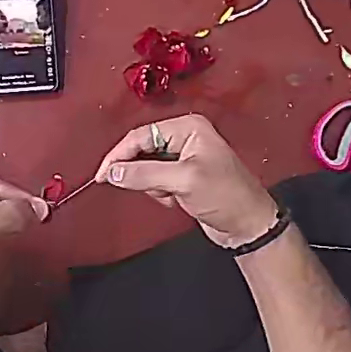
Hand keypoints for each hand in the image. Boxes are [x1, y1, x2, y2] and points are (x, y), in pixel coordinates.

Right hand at [95, 114, 279, 248]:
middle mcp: (185, 137)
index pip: (141, 135)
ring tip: (173, 196)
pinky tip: (177, 200)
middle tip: (151, 190)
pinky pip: (156, 180)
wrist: (247, 225)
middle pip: (142, 150)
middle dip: (141, 173)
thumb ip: (144, 174)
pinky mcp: (183, 175)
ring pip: (146, 168)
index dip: (119, 155)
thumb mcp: (183, 181)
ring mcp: (184, 157)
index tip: (103, 175)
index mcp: (187, 127)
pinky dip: (161, 193)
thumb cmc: (225, 196)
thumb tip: (112, 172)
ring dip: (153, 186)